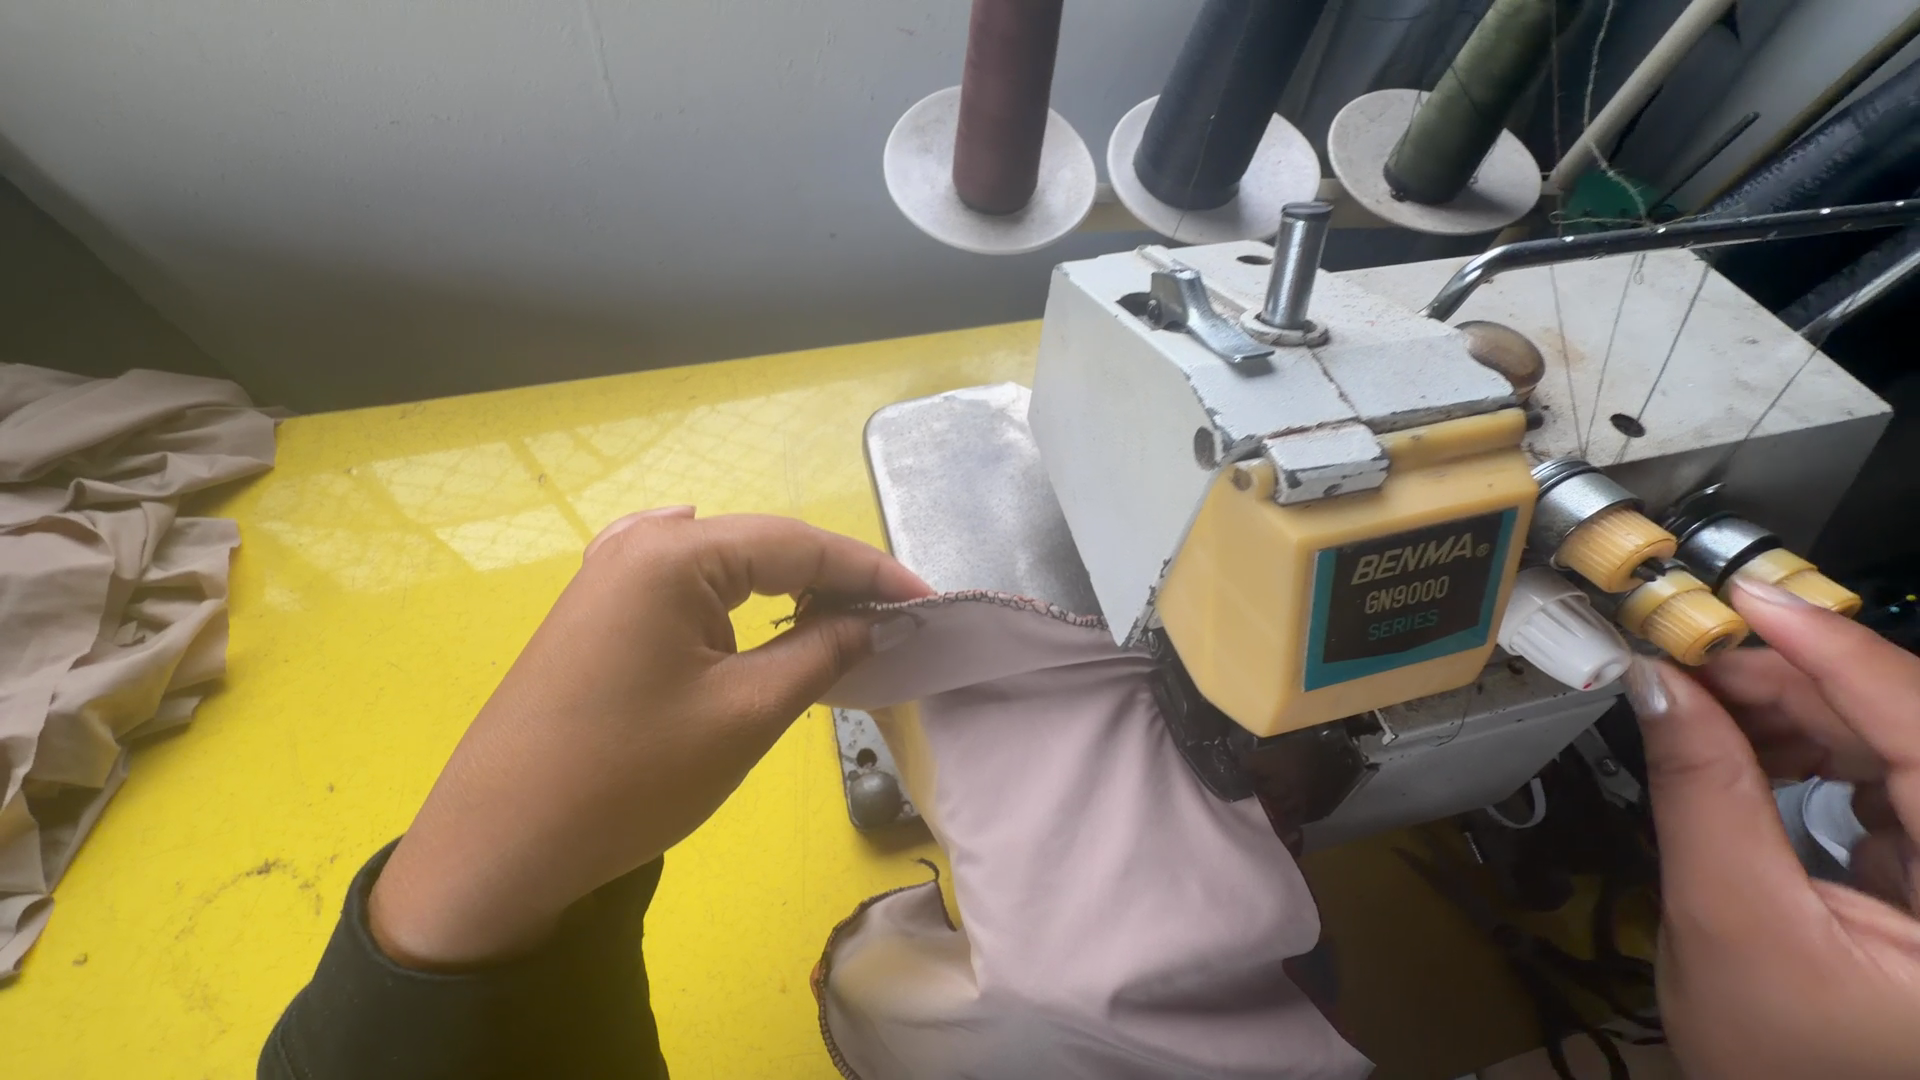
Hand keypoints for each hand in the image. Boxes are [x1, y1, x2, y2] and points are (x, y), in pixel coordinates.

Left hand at [367, 508, 928, 967]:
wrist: (498, 849)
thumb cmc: (630, 778)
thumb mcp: (747, 713)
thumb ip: (821, 651)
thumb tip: (870, 622)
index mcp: (674, 553)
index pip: (800, 544)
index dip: (871, 571)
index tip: (927, 599)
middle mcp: (640, 543)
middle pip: (764, 546)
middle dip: (833, 578)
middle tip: (893, 616)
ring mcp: (611, 574)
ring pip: (727, 565)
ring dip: (787, 587)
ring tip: (841, 617)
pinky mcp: (600, 609)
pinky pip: (688, 585)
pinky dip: (738, 596)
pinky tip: (753, 599)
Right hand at [1627, 578, 1919, 1077]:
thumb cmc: (1783, 1054)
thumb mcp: (1729, 917)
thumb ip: (1699, 790)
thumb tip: (1654, 682)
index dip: (1845, 656)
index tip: (1749, 597)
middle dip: (1799, 678)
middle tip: (1688, 654)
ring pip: (1904, 741)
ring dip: (1796, 707)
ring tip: (1702, 700)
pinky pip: (1893, 771)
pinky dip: (1811, 742)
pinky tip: (1748, 739)